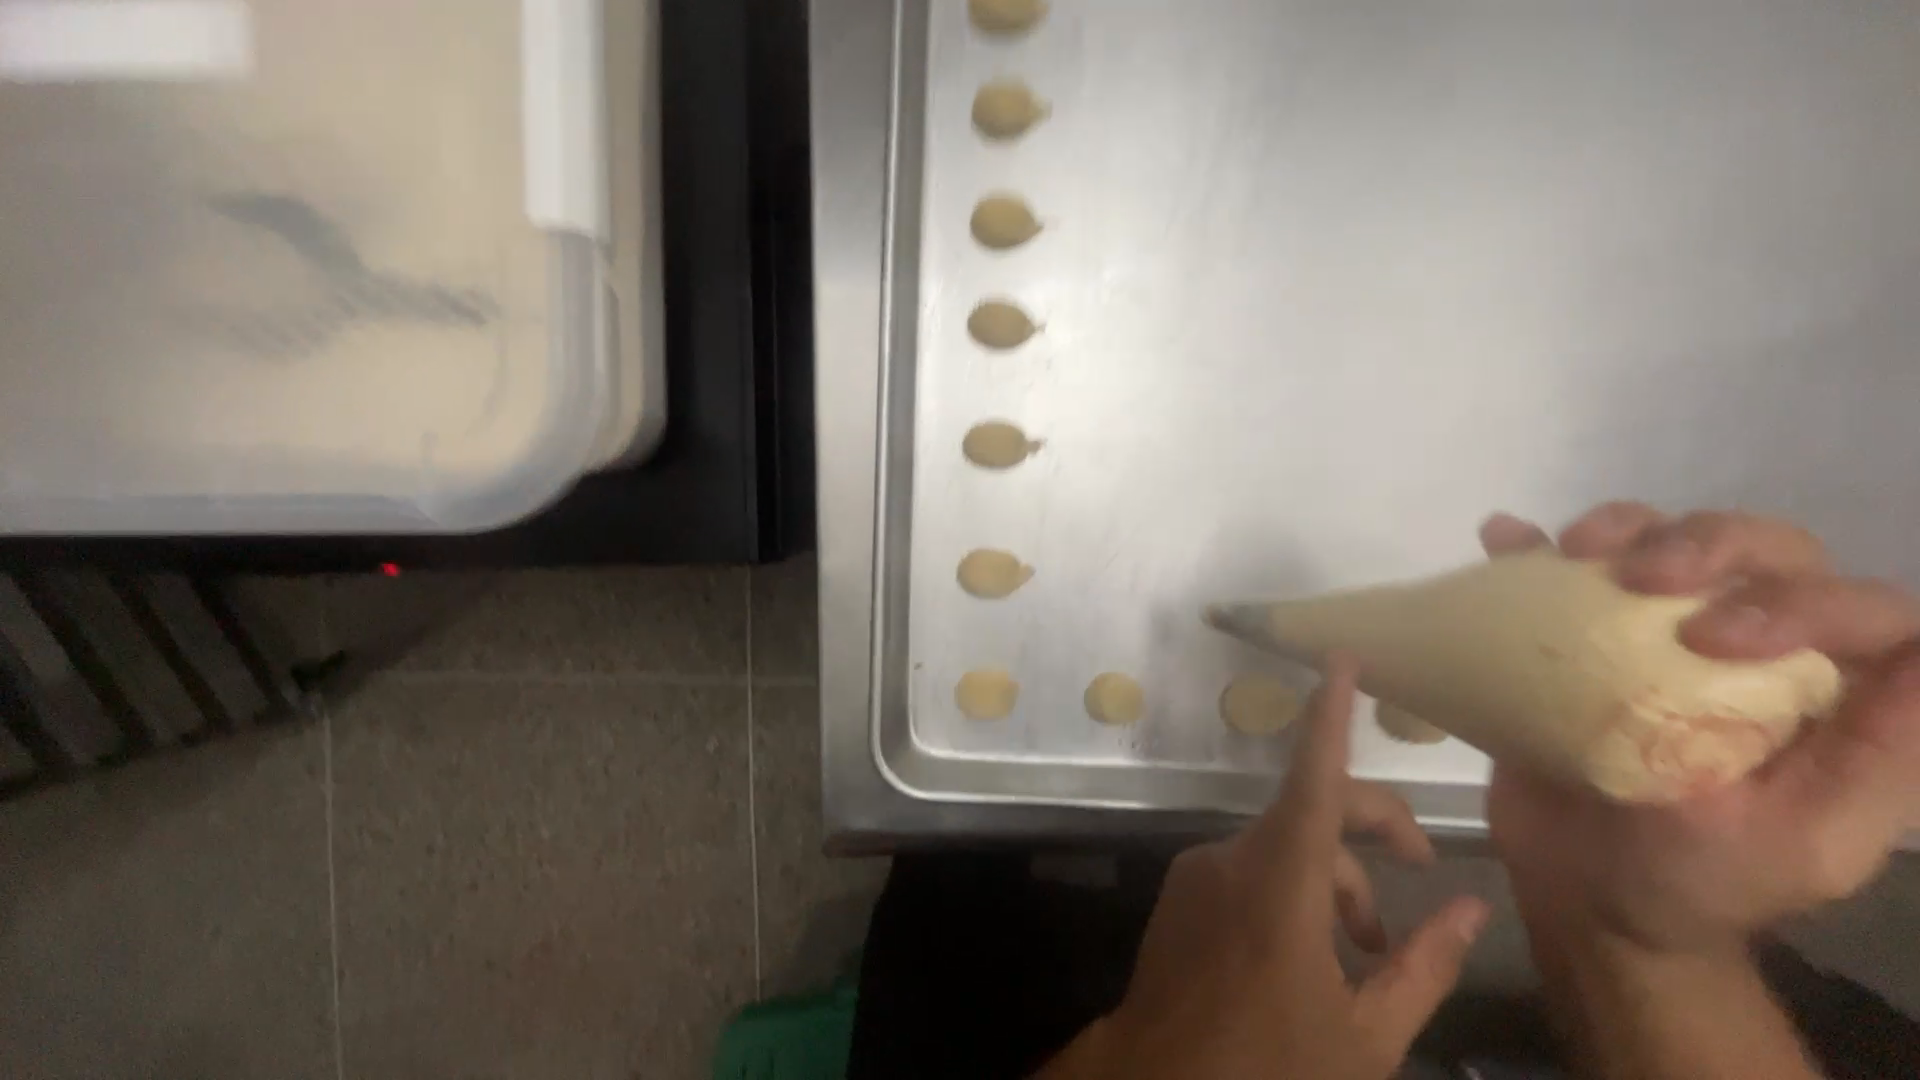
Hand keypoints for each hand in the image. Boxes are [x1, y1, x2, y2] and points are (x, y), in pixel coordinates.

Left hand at [1041, 658, 1490, 1079]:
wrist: (1158, 1078)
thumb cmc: (1271, 1064)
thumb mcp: (1368, 1031)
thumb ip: (1423, 964)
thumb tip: (1472, 908)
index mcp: (1282, 882)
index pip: (1314, 780)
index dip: (1329, 715)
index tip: (1339, 658)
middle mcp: (1235, 855)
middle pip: (1312, 809)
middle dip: (1372, 826)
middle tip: (1424, 868)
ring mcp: (1202, 867)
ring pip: (1283, 844)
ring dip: (1332, 877)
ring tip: (1365, 948)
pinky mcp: (1183, 885)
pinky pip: (1248, 864)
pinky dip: (1288, 887)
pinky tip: (1308, 947)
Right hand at [1480, 503, 1919, 953]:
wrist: (1577, 887)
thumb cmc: (1693, 880)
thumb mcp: (1801, 844)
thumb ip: (1871, 764)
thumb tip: (1918, 664)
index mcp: (1828, 694)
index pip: (1859, 610)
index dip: (1801, 600)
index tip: (1708, 639)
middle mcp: (1749, 647)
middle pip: (1760, 551)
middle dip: (1703, 543)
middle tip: (1633, 576)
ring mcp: (1650, 634)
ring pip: (1662, 539)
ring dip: (1621, 527)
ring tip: (1568, 550)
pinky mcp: (1571, 637)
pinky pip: (1553, 574)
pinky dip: (1527, 547)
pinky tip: (1501, 541)